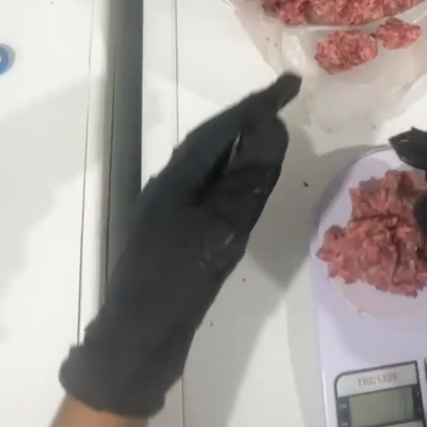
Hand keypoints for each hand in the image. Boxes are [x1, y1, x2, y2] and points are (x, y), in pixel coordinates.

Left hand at [61, 73, 300, 416]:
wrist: (134, 343)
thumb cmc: (177, 283)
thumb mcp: (222, 230)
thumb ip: (249, 179)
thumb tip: (272, 127)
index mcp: (178, 176)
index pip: (224, 126)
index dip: (259, 103)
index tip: (292, 83)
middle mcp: (171, 182)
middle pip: (215, 138)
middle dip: (250, 116)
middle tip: (286, 100)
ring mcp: (169, 206)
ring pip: (211, 161)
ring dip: (242, 142)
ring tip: (273, 130)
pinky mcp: (174, 229)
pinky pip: (210, 184)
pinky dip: (235, 172)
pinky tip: (248, 180)